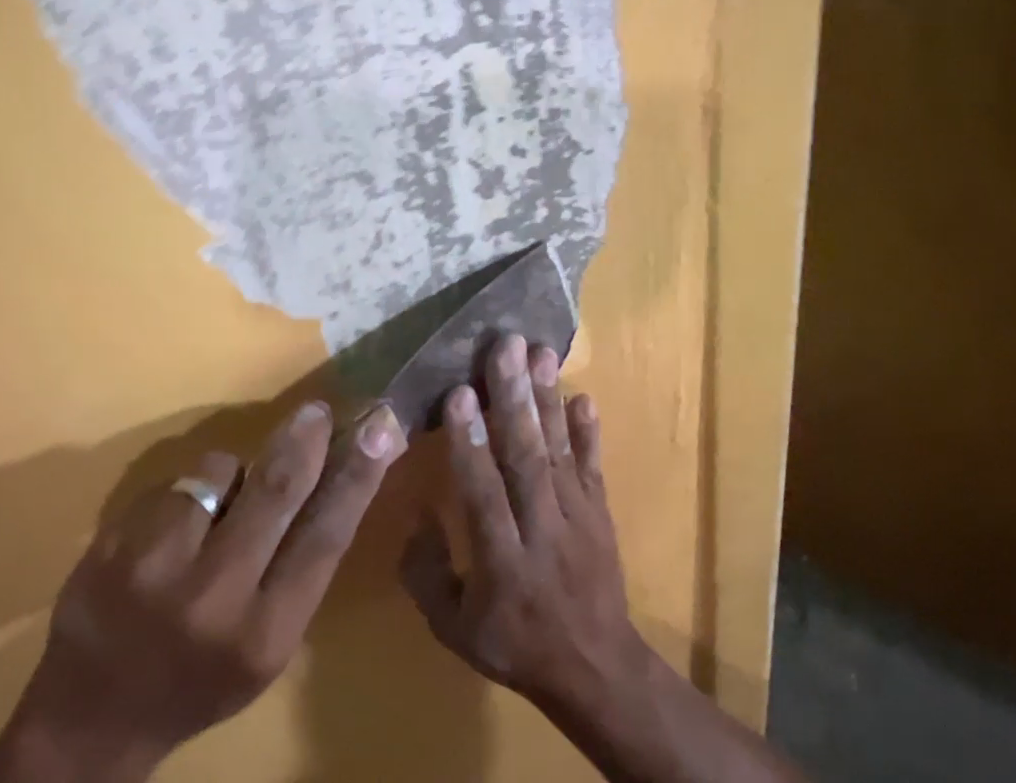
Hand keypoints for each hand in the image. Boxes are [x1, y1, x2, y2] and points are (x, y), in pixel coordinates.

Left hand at [0, 400, 406, 782]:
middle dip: (302, 442)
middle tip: (315, 412)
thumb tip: (330, 477)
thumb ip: (295, 573)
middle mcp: (214, 595)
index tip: (380, 429)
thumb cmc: (199, 682)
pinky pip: (170, 485)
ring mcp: (155, 564)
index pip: (325, 537)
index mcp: (264, 633)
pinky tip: (168, 532)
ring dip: (228, 476)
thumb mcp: (265, 650)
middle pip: (275, 490)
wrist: (93, 715)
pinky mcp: (112, 541)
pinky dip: (182, 495)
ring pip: (216, 472)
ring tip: (215, 512)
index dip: (356, 477)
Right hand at [403, 335, 805, 782]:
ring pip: (559, 452)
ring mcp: (578, 518)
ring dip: (548, 399)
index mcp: (502, 561)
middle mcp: (542, 530)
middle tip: (505, 345)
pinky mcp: (601, 514)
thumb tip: (415, 513)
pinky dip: (588, 432)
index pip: (483, 492)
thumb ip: (426, 573)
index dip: (471, 443)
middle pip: (525, 458)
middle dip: (514, 398)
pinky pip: (593, 468)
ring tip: (540, 351)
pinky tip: (582, 395)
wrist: (596, 670)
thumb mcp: (452, 628)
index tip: (460, 392)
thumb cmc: (514, 645)